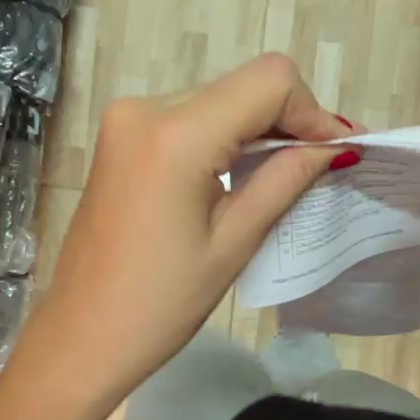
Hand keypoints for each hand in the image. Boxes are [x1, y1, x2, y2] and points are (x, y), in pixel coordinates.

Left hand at [27, 53, 353, 402]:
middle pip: (243, 86)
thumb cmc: (161, 304)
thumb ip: (285, 181)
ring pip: (218, 99)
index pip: (268, 82)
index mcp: (175, 135)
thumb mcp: (234, 242)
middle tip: (321, 166)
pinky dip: (225, 138)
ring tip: (287, 176)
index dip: (312, 112)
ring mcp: (126, 120)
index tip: (336, 153)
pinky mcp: (121, 138)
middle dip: (289, 120)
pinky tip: (243, 176)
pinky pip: (190, 119)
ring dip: (258, 130)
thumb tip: (333, 147)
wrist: (82, 336)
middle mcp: (145, 108)